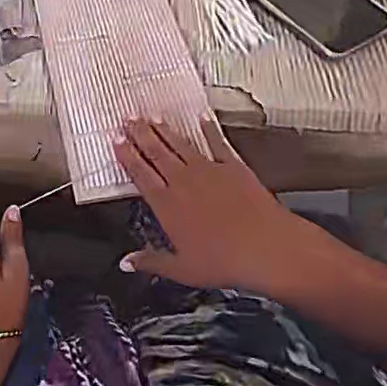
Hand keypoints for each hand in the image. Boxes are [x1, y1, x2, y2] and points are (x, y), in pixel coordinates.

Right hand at [114, 118, 341, 298]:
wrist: (269, 249)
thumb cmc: (226, 261)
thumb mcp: (181, 269)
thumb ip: (151, 262)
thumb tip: (129, 263)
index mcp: (167, 205)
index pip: (140, 174)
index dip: (126, 155)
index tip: (117, 142)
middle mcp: (185, 183)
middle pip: (156, 152)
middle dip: (140, 134)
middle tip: (129, 119)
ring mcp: (210, 172)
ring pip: (180, 144)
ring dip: (165, 129)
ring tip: (152, 116)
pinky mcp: (234, 168)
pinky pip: (217, 143)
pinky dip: (208, 129)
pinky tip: (202, 118)